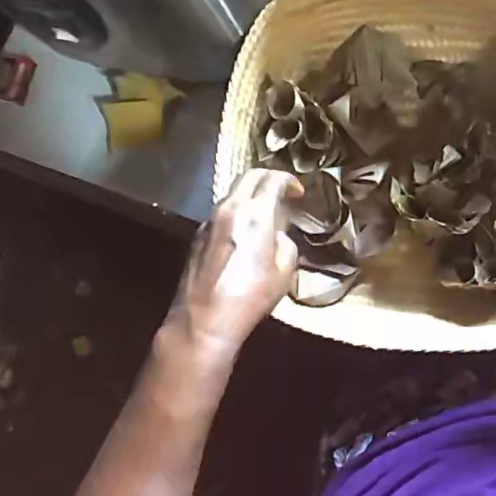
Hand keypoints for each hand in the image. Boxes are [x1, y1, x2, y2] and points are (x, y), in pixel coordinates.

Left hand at [162, 169, 303, 363]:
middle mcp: (229, 208)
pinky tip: (242, 232)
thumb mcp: (283, 273)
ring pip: (232, 194)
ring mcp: (209, 220)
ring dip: (250, 195)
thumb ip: (286, 244)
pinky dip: (235, 212)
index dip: (289, 181)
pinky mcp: (198, 235)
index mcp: (255, 213)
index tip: (297, 192)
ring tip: (264, 213)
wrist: (204, 318)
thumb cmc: (250, 297)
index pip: (273, 179)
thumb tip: (278, 236)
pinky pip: (220, 213)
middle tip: (281, 193)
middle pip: (249, 177)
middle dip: (268, 179)